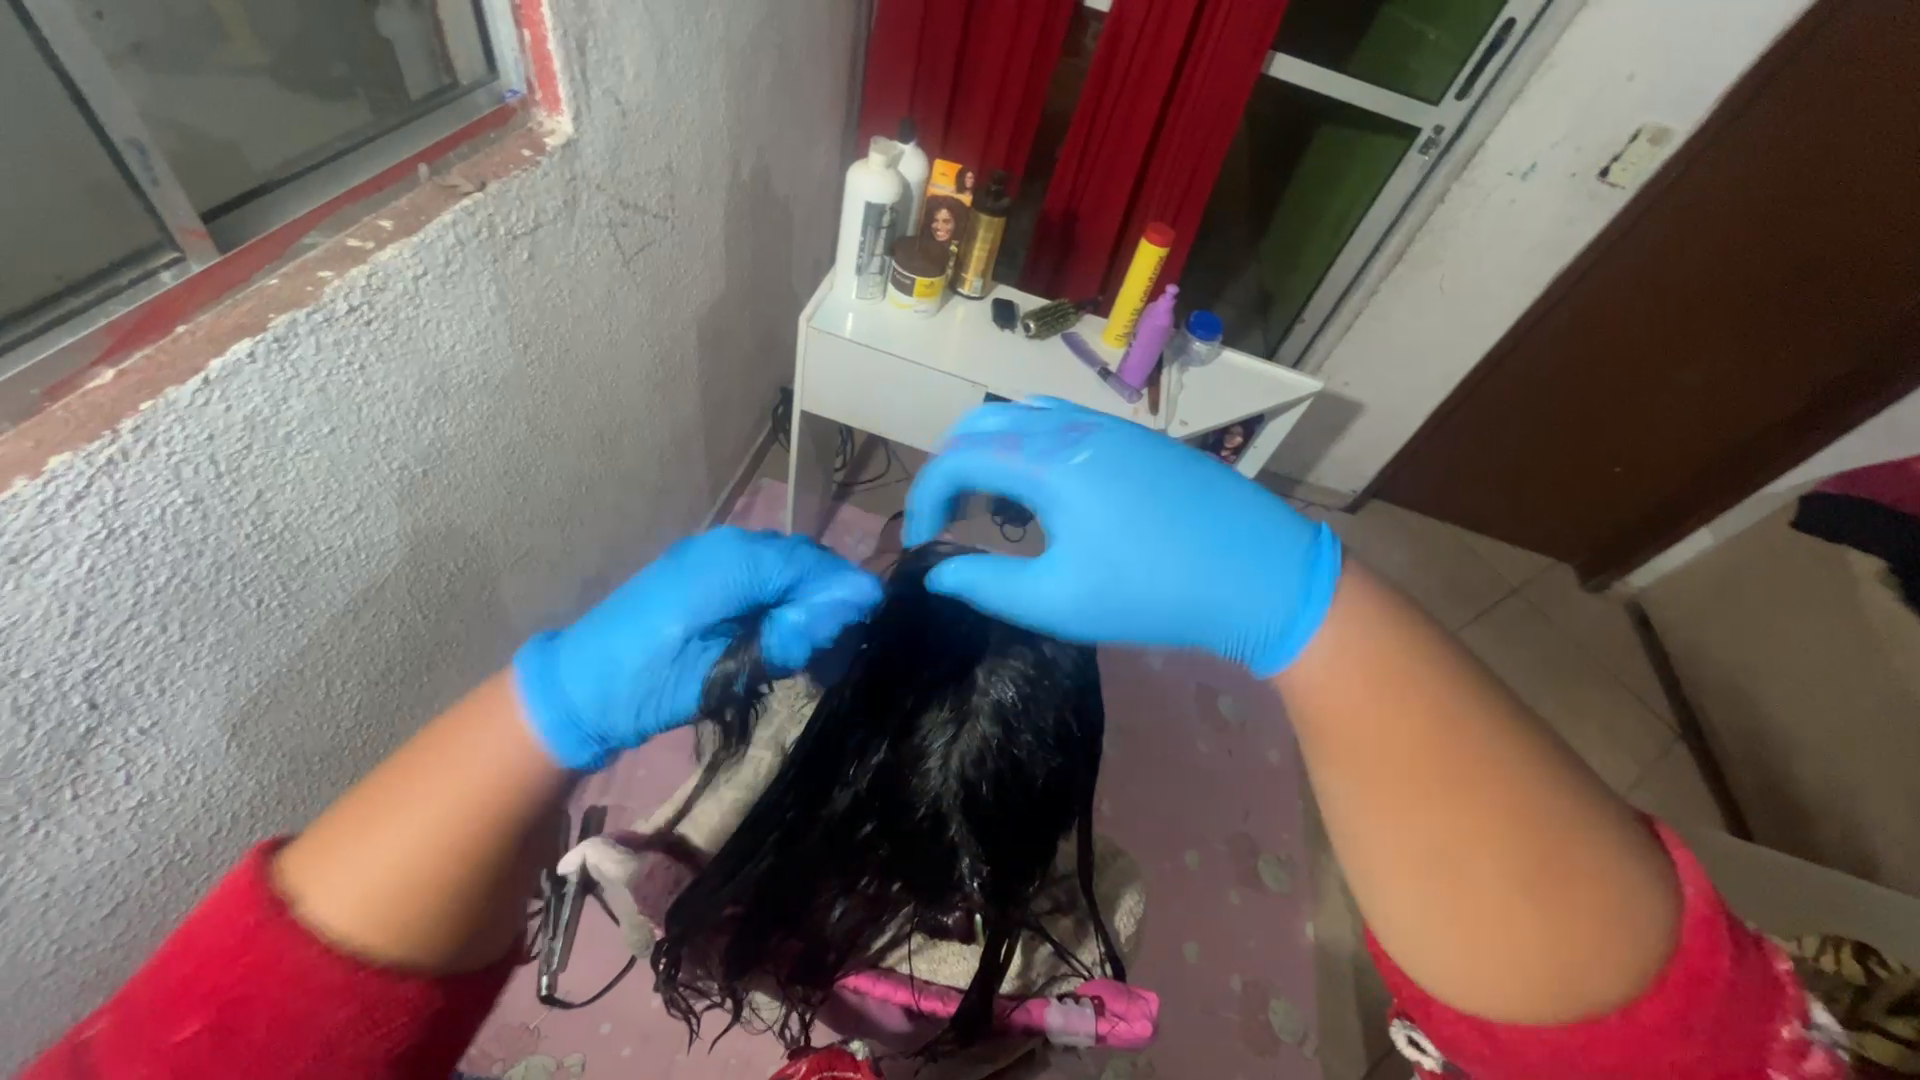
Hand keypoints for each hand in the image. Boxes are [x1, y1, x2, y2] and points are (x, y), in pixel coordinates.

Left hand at [513, 527, 882, 770]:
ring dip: (808, 600)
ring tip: (819, 646)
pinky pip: (764, 574)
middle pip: (803, 561)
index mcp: (731, 563)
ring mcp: (715, 554)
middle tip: (847, 644)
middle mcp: (727, 545)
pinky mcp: (708, 570)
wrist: (580, 688)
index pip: (810, 564)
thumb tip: (850, 612)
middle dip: (831, 598)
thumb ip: (788, 637)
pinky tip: (787, 633)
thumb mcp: (724, 670)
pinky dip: (784, 599)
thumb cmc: (648, 684)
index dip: (846, 591)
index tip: (872, 623)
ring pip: (786, 566)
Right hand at [903, 397, 1341, 675]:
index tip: (923, 545)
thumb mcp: (1057, 599)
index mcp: (1045, 459)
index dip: (924, 501)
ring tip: (995, 508)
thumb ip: (985, 585)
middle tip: (952, 521)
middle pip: (983, 424)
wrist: (1258, 573)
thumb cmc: (1149, 591)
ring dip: (992, 453)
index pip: (956, 460)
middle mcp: (1069, 426)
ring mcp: (1107, 426)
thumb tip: (935, 574)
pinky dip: (1030, 450)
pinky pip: (1060, 424)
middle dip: (952, 469)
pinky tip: (1048, 497)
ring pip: (1023, 416)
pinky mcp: (1134, 439)